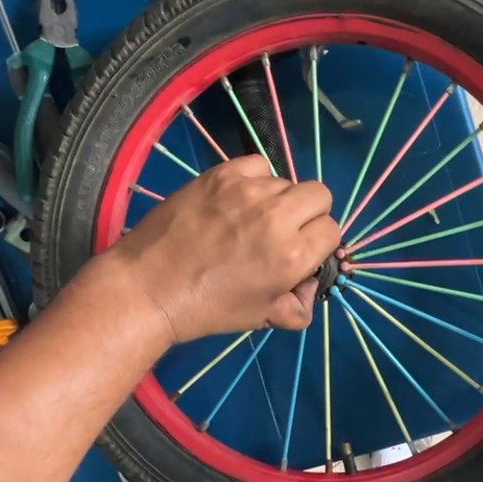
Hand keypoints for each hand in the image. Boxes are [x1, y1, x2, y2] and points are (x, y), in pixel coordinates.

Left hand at [95, 155, 340, 343]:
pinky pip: (257, 164)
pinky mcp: (221, 174)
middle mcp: (277, 216)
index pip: (332, 231)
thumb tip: (308, 286)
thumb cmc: (207, 308)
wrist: (150, 287)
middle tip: (284, 232)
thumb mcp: (260, 317)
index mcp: (293, 255)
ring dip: (279, 199)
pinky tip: (236, 200)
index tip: (301, 253)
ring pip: (286, 181)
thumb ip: (298, 306)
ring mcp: (248, 190)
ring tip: (251, 219)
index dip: (319, 244)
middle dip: (310, 214)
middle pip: (319, 195)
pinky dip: (255, 179)